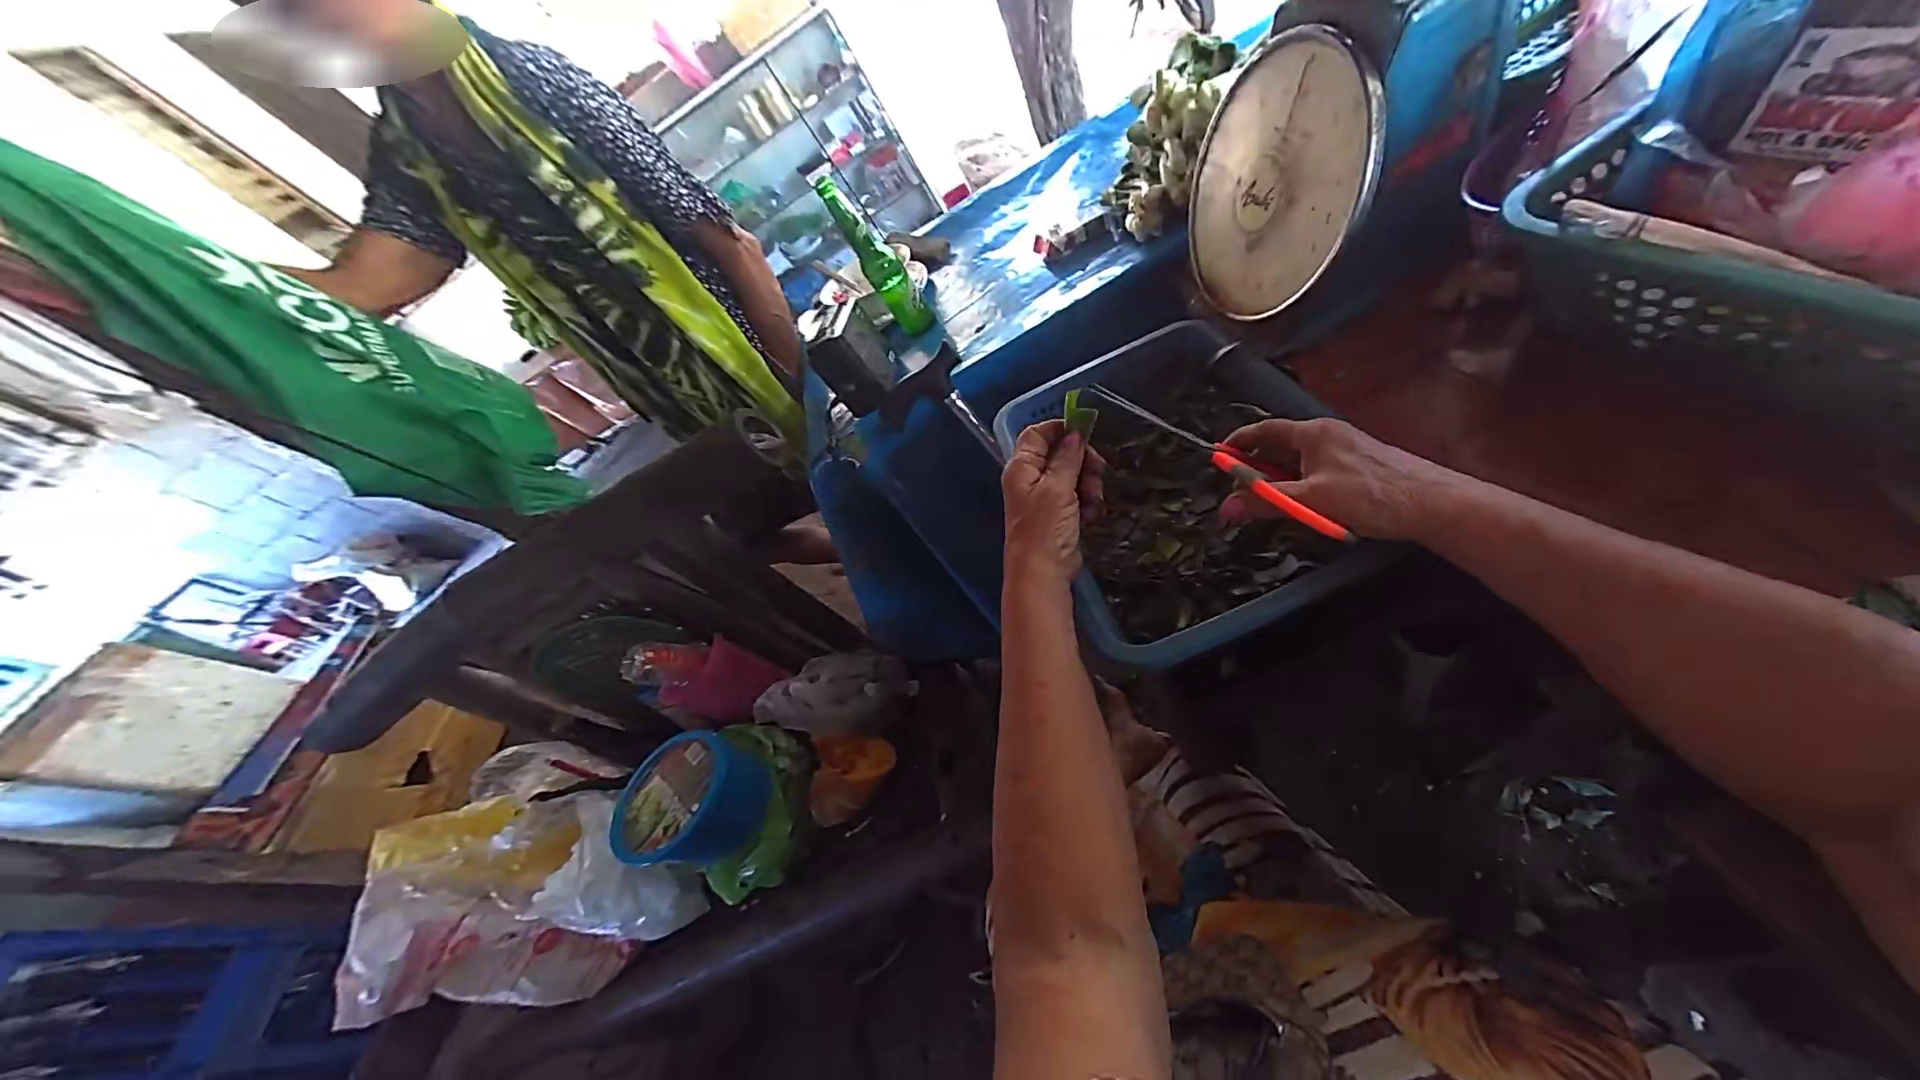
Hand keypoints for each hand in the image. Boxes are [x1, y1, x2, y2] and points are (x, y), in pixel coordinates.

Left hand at [1002, 420, 1105, 582]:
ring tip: (1093, 501)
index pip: (1037, 434)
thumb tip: (1074, 433)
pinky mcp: (1057, 515)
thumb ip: (1067, 457)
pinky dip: (1087, 502)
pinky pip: (1077, 497)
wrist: (1042, 573)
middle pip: (1060, 454)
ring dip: (1089, 484)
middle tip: (1098, 471)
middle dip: (1083, 461)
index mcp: (1021, 467)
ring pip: (1073, 475)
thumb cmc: (1045, 528)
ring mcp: (1043, 498)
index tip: (1086, 433)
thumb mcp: (1058, 487)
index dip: (1060, 429)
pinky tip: (1092, 514)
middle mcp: (1029, 479)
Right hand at [1217, 418, 1464, 540]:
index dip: (1238, 442)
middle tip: (1239, 489)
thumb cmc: (1371, 495)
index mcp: (1313, 433)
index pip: (1264, 430)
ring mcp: (1346, 450)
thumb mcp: (1309, 500)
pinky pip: (1317, 472)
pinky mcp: (1359, 468)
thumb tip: (1226, 509)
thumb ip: (1265, 502)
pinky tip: (1305, 507)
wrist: (1435, 505)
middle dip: (1256, 467)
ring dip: (1280, 480)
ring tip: (1271, 503)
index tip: (1218, 456)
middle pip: (1280, 447)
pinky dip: (1301, 486)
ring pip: (1300, 463)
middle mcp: (1328, 436)